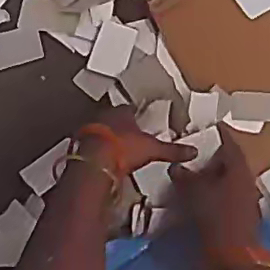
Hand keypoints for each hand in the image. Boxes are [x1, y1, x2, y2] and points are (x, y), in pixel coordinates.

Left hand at [80, 106, 196, 173]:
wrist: (94, 161)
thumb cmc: (121, 148)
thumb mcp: (152, 149)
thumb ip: (172, 150)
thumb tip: (190, 151)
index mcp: (121, 112)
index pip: (129, 108)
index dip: (134, 114)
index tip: (137, 118)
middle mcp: (103, 117)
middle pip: (112, 117)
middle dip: (118, 125)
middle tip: (125, 134)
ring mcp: (89, 129)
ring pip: (98, 128)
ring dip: (104, 136)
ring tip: (112, 147)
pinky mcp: (79, 144)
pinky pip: (88, 143)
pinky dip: (94, 149)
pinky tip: (100, 158)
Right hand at [170, 129, 262, 252]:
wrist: (235, 256)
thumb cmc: (216, 217)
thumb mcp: (195, 193)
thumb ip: (185, 177)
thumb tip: (176, 167)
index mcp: (238, 169)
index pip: (230, 143)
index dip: (221, 133)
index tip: (213, 126)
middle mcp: (247, 180)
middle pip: (232, 162)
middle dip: (216, 156)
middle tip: (198, 150)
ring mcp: (247, 199)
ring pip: (230, 179)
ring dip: (216, 175)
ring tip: (196, 173)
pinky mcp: (243, 215)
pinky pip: (228, 194)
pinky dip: (216, 190)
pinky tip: (203, 195)